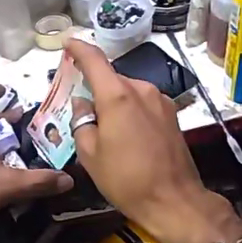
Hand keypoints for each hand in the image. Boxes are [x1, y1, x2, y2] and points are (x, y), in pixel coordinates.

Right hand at [65, 40, 241, 242]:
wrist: (174, 200)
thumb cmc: (126, 179)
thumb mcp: (90, 154)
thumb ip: (81, 122)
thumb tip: (82, 103)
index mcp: (117, 95)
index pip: (94, 60)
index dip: (78, 48)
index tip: (67, 43)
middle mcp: (141, 89)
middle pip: (111, 79)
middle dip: (95, 90)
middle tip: (82, 114)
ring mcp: (160, 100)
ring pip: (128, 92)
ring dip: (114, 103)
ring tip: (106, 133)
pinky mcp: (171, 113)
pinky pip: (143, 104)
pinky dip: (130, 111)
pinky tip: (127, 137)